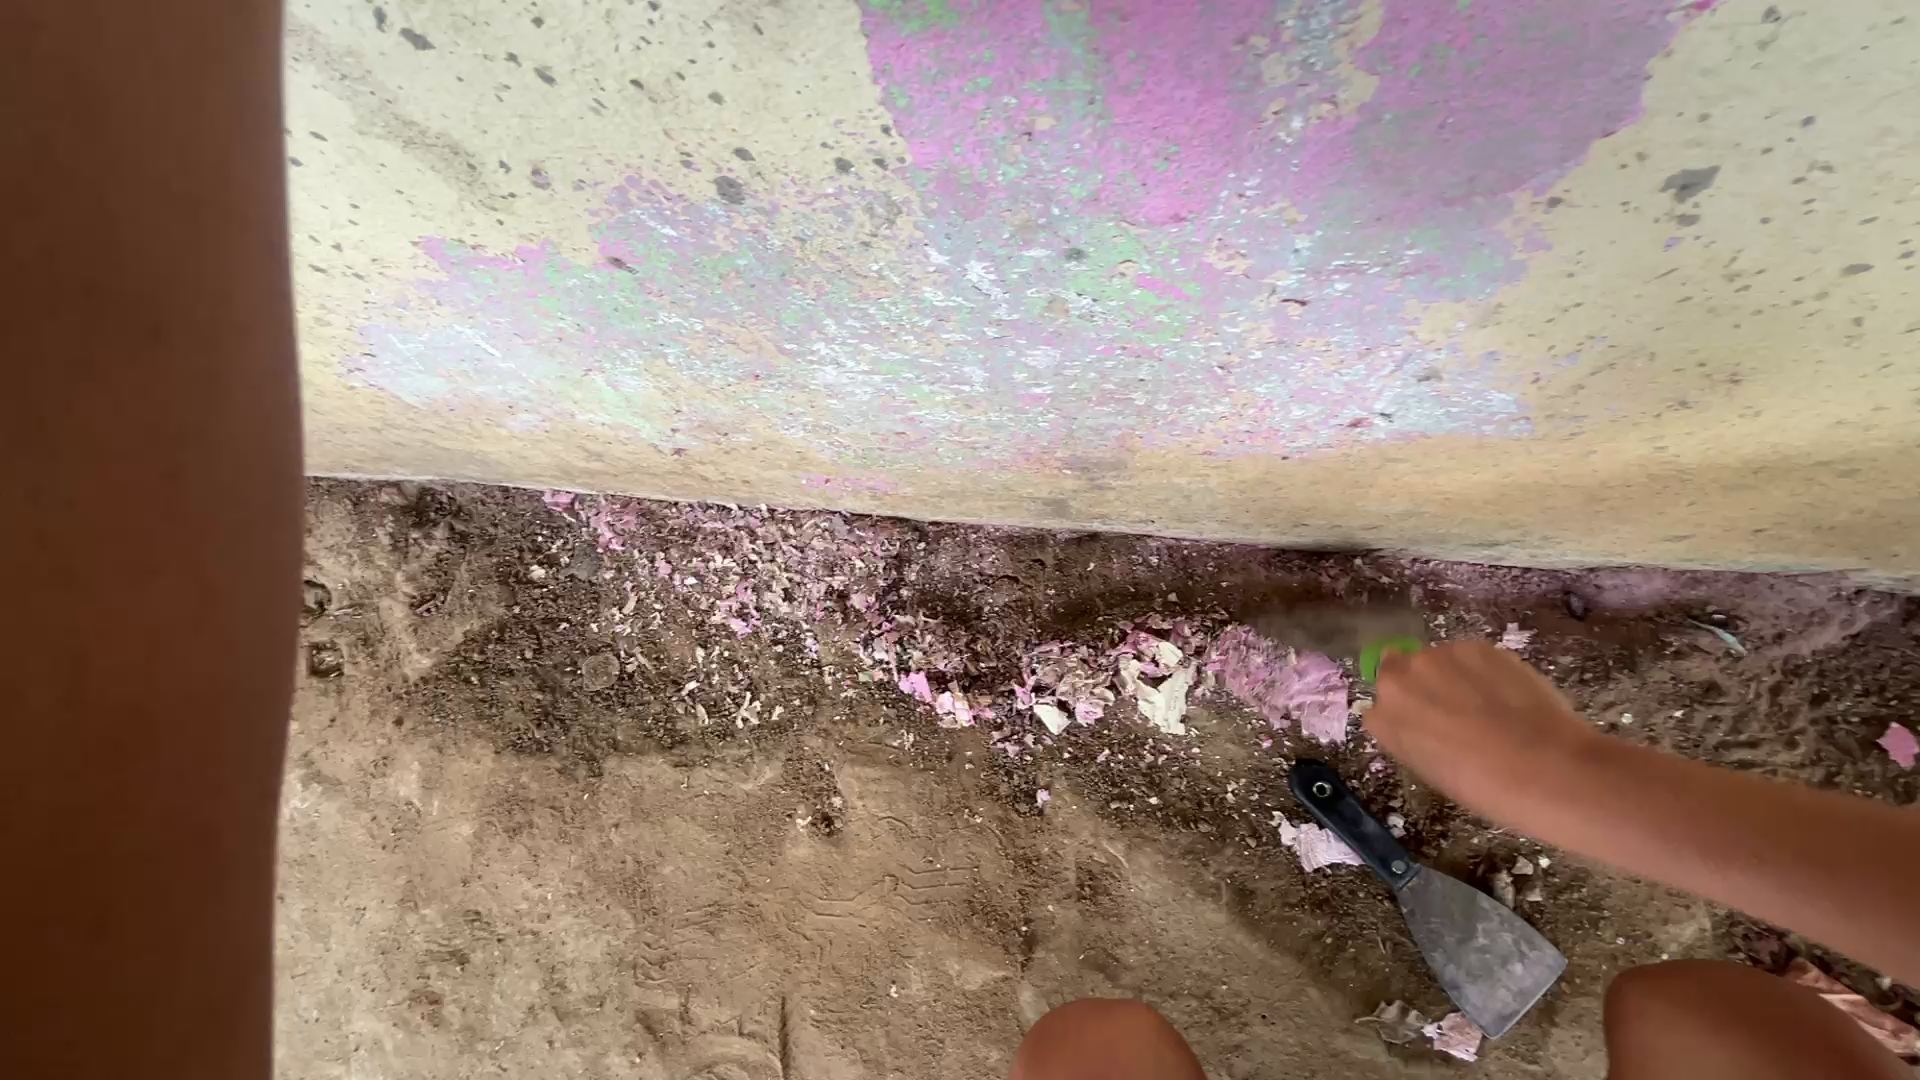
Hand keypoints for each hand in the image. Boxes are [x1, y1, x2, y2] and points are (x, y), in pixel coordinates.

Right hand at [1366, 642, 1603, 825]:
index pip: (1380, 708)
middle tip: (1455, 708)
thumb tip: (1425, 721)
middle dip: (1421, 684)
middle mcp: (1397, 680)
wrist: (1549, 770)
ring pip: (1435, 659)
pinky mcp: (1473, 646)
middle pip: (1397, 670)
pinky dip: (1484, 669)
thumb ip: (1413, 736)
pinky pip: (1469, 655)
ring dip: (1452, 674)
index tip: (1429, 728)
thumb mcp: (1431, 769)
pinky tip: (1510, 694)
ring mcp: (1434, 657)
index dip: (1407, 716)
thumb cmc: (1487, 787)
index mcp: (1381, 719)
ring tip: (1491, 702)